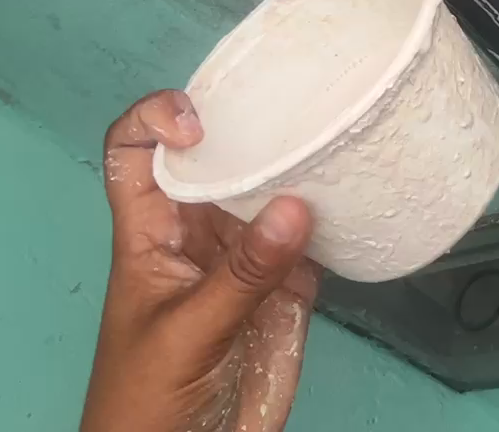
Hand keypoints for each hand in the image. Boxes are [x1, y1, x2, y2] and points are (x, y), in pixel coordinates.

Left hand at [81, 90, 319, 431]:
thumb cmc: (149, 404)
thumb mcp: (186, 336)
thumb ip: (241, 276)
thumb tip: (298, 205)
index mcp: (154, 228)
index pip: (135, 152)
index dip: (155, 118)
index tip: (204, 121)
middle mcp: (204, 223)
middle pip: (218, 151)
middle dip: (249, 117)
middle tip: (303, 97)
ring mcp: (250, 249)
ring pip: (272, 180)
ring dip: (302, 154)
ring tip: (343, 125)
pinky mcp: (292, 277)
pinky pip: (315, 224)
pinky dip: (337, 201)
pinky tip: (364, 179)